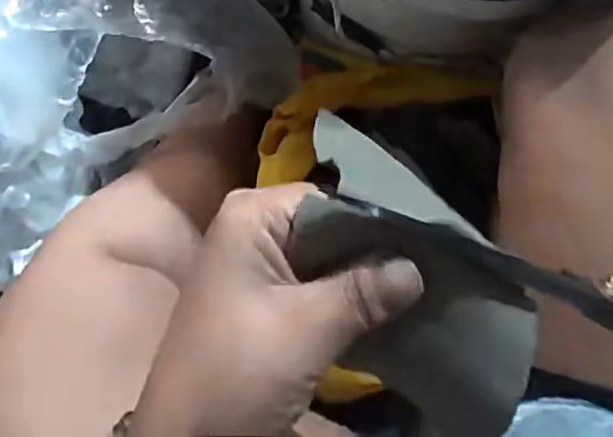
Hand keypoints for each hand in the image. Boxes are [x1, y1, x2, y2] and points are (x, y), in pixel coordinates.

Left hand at [130, 184, 423, 436]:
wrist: (186, 434)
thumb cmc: (238, 369)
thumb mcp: (305, 329)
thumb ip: (360, 292)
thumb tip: (416, 266)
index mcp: (250, 213)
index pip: (323, 198)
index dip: (370, 217)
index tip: (421, 239)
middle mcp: (250, 225)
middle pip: (323, 223)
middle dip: (370, 248)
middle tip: (427, 264)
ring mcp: (254, 261)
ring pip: (320, 255)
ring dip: (360, 275)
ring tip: (417, 285)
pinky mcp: (261, 296)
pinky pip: (310, 281)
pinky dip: (342, 295)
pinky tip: (383, 308)